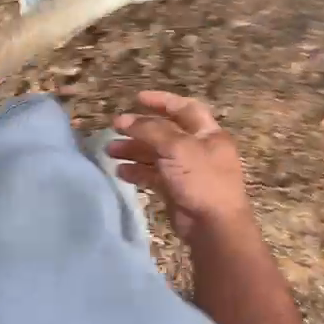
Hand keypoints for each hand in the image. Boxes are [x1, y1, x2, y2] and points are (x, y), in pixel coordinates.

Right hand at [107, 91, 252, 240]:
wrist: (213, 225)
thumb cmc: (201, 180)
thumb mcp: (176, 148)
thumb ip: (149, 130)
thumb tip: (124, 120)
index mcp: (207, 134)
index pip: (185, 109)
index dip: (162, 101)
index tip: (137, 98)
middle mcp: (198, 149)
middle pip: (165, 132)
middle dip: (139, 129)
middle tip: (115, 128)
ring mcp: (186, 170)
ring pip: (155, 154)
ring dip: (133, 150)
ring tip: (110, 151)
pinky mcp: (176, 189)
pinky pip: (152, 174)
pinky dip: (136, 171)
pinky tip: (120, 171)